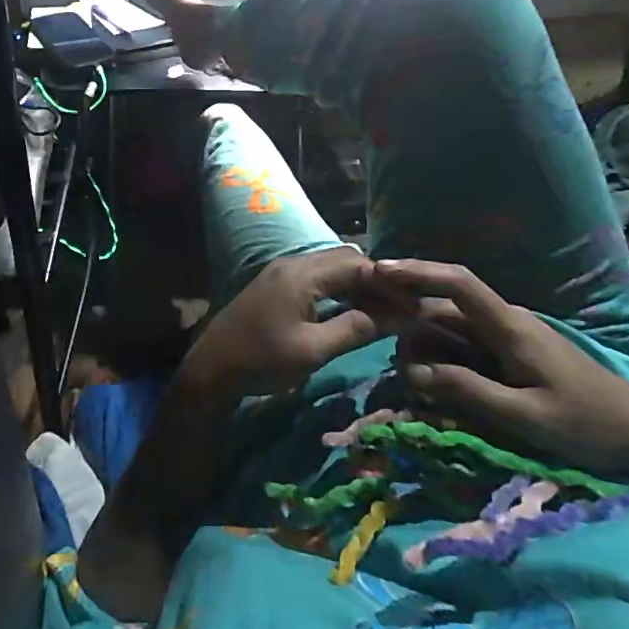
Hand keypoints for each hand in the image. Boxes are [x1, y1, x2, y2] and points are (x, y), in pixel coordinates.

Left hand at [178, 248, 388, 399]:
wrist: (211, 368)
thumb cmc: (261, 360)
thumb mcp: (313, 350)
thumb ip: (356, 329)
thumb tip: (399, 316)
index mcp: (301, 274)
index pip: (358, 265)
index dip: (390, 283)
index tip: (417, 304)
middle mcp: (294, 264)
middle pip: (346, 260)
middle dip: (378, 280)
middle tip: (405, 307)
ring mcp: (283, 272)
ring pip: (332, 268)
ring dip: (360, 284)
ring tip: (388, 310)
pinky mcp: (278, 285)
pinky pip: (318, 278)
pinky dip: (341, 290)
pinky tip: (356, 310)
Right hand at [373, 259, 628, 484]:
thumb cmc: (589, 424)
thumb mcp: (525, 415)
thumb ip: (467, 389)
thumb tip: (411, 369)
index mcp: (510, 326)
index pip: (458, 282)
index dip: (417, 271)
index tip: (378, 271)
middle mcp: (505, 320)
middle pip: (444, 305)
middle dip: (407, 318)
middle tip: (382, 347)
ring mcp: (507, 335)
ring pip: (450, 326)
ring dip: (422, 343)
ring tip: (407, 376)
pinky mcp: (509, 353)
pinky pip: (463, 344)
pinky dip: (440, 355)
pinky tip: (429, 378)